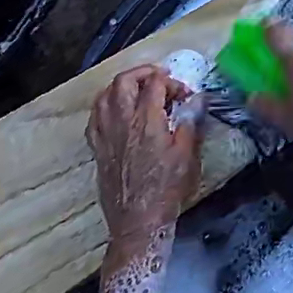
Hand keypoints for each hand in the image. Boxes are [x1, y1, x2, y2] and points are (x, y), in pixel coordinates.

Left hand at [87, 64, 201, 244]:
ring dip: (122, 85)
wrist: (138, 220)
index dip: (173, 82)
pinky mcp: (97, 147)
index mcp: (147, 121)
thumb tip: (197, 100)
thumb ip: (190, 122)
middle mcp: (122, 122)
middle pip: (124, 81)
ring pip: (104, 95)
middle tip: (160, 78)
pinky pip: (95, 116)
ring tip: (138, 89)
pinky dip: (106, 105)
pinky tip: (118, 110)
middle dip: (143, 73)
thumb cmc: (166, 187)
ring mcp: (105, 134)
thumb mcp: (186, 154)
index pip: (156, 84)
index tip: (185, 94)